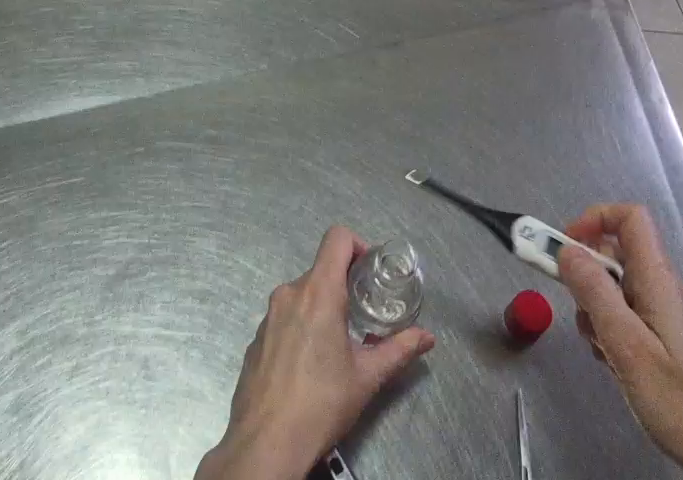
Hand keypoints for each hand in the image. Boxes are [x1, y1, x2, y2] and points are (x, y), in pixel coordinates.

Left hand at [196, 226, 435, 479]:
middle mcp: (289, 294)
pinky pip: (285, 318)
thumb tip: (426, 337)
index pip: (337, 238)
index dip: (359, 245)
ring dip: (323, 308)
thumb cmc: (321, 404)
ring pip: (302, 295)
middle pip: (321, 269)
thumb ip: (399, 349)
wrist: (265, 445)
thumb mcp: (367, 377)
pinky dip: (302, 327)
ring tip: (339, 343)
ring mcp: (268, 317)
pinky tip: (310, 365)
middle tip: (364, 315)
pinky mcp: (256, 339)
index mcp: (318, 292)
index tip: (371, 273)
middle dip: (345, 286)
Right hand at [559, 204, 682, 479]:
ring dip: (598, 308)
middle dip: (587, 276)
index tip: (564, 246)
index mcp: (659, 280)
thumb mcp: (628, 347)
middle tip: (580, 315)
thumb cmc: (679, 401)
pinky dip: (613, 328)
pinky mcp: (669, 335)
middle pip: (617, 254)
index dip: (595, 219)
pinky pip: (630, 313)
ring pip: (619, 287)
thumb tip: (567, 250)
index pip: (631, 218)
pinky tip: (615, 360)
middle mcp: (666, 286)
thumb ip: (596, 294)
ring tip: (603, 348)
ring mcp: (669, 311)